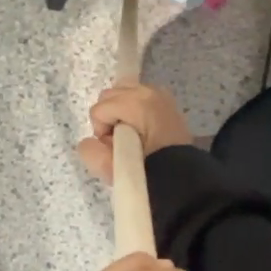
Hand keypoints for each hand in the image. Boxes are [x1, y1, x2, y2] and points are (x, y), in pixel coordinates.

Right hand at [75, 83, 195, 183]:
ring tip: (131, 134)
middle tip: (120, 141)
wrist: (180, 178)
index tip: (114, 149)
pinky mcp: (166, 100)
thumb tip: (95, 140)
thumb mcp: (110, 169)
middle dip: (108, 117)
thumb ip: (90, 151)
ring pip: (123, 92)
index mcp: (136, 103)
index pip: (98, 110)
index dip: (100, 131)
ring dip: (120, 112)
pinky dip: (133, 109)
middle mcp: (148, 92)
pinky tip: (141, 128)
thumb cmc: (145, 172)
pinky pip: (138, 96)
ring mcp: (159, 93)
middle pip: (109, 95)